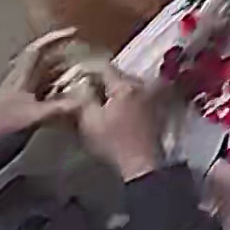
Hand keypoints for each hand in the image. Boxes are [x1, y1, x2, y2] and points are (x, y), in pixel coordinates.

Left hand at [0, 29, 90, 143]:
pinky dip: (63, 85)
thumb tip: (84, 99)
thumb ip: (59, 107)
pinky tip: (75, 90)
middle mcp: (22, 81)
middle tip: (86, 51)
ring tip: (86, 69)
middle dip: (66, 53)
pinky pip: (49, 88)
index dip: (55, 38)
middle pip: (45, 60)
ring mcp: (24, 92)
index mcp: (20, 78)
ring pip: (48, 74)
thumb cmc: (2, 127)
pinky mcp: (26, 104)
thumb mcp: (32, 116)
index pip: (37, 50)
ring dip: (66, 70)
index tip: (74, 32)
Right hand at [77, 66, 166, 181]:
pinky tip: (113, 107)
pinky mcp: (155, 104)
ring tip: (96, 98)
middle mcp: (142, 85)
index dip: (87, 70)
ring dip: (112, 88)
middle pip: (117, 75)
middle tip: (82, 89)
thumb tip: (78, 86)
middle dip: (100, 80)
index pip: (104, 68)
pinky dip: (123, 96)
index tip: (73, 76)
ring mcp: (151, 94)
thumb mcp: (89, 121)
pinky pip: (136, 93)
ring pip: (127, 83)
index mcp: (125, 86)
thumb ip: (82, 100)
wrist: (140, 160)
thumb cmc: (112, 141)